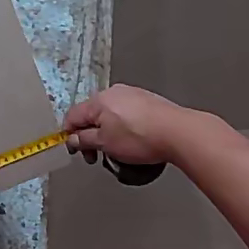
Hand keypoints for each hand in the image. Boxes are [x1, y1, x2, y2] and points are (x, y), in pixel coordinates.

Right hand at [62, 84, 204, 165]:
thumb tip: (73, 138)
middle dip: (90, 136)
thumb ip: (84, 140)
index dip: (70, 135)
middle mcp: (113, 93)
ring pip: (109, 114)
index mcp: (98, 101)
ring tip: (117, 150)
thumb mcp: (105, 144)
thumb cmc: (140, 138)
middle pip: (91, 115)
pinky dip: (123, 127)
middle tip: (97, 156)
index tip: (78, 151)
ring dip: (107, 132)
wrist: (179, 132)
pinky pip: (126, 113)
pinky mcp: (147, 100)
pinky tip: (134, 140)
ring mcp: (132, 94)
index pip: (73, 116)